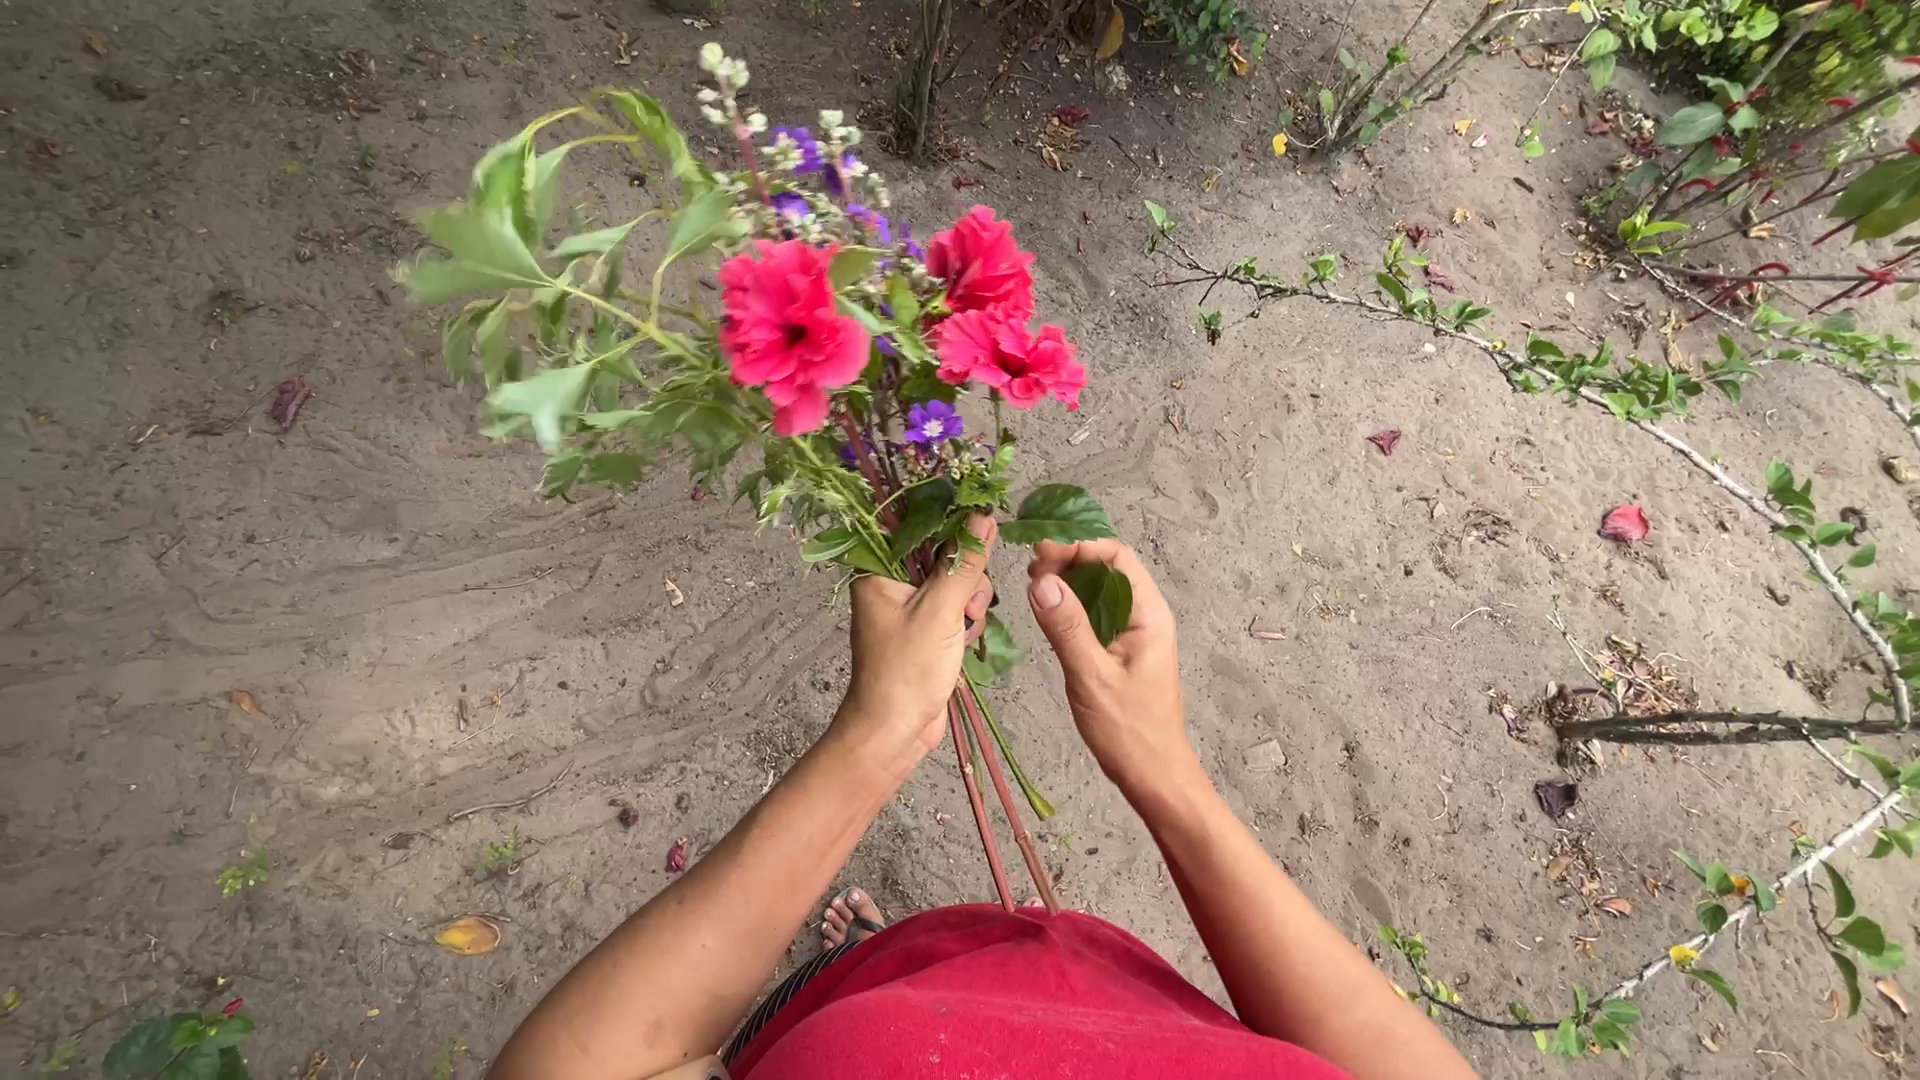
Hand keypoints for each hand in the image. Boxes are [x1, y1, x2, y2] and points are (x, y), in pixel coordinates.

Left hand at [834, 515, 996, 778]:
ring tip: (962, 631)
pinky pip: (955, 609)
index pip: (918, 529)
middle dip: (965, 579)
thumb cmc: (907, 670)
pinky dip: (965, 623)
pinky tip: (963, 643)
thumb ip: (964, 561)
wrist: (896, 730)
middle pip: (943, 557)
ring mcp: (910, 608)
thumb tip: (983, 516)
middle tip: (967, 605)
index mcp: (878, 570)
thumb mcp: (941, 609)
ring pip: (956, 584)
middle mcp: (891, 584)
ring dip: (969, 605)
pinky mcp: (925, 630)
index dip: (951, 528)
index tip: (980, 532)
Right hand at [1026, 539, 1194, 797]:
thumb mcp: (1092, 677)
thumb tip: (1042, 582)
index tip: (1040, 552)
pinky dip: (1068, 602)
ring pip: (1098, 588)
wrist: (1153, 774)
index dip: (1078, 546)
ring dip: (1066, 579)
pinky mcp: (1118, 646)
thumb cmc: (1129, 731)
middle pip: (1106, 566)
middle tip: (1030, 568)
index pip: (1116, 557)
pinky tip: (1045, 607)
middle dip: (1068, 558)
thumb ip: (1067, 627)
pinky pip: (1093, 611)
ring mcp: (1132, 630)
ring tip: (1032, 582)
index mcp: (1149, 614)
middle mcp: (1144, 614)